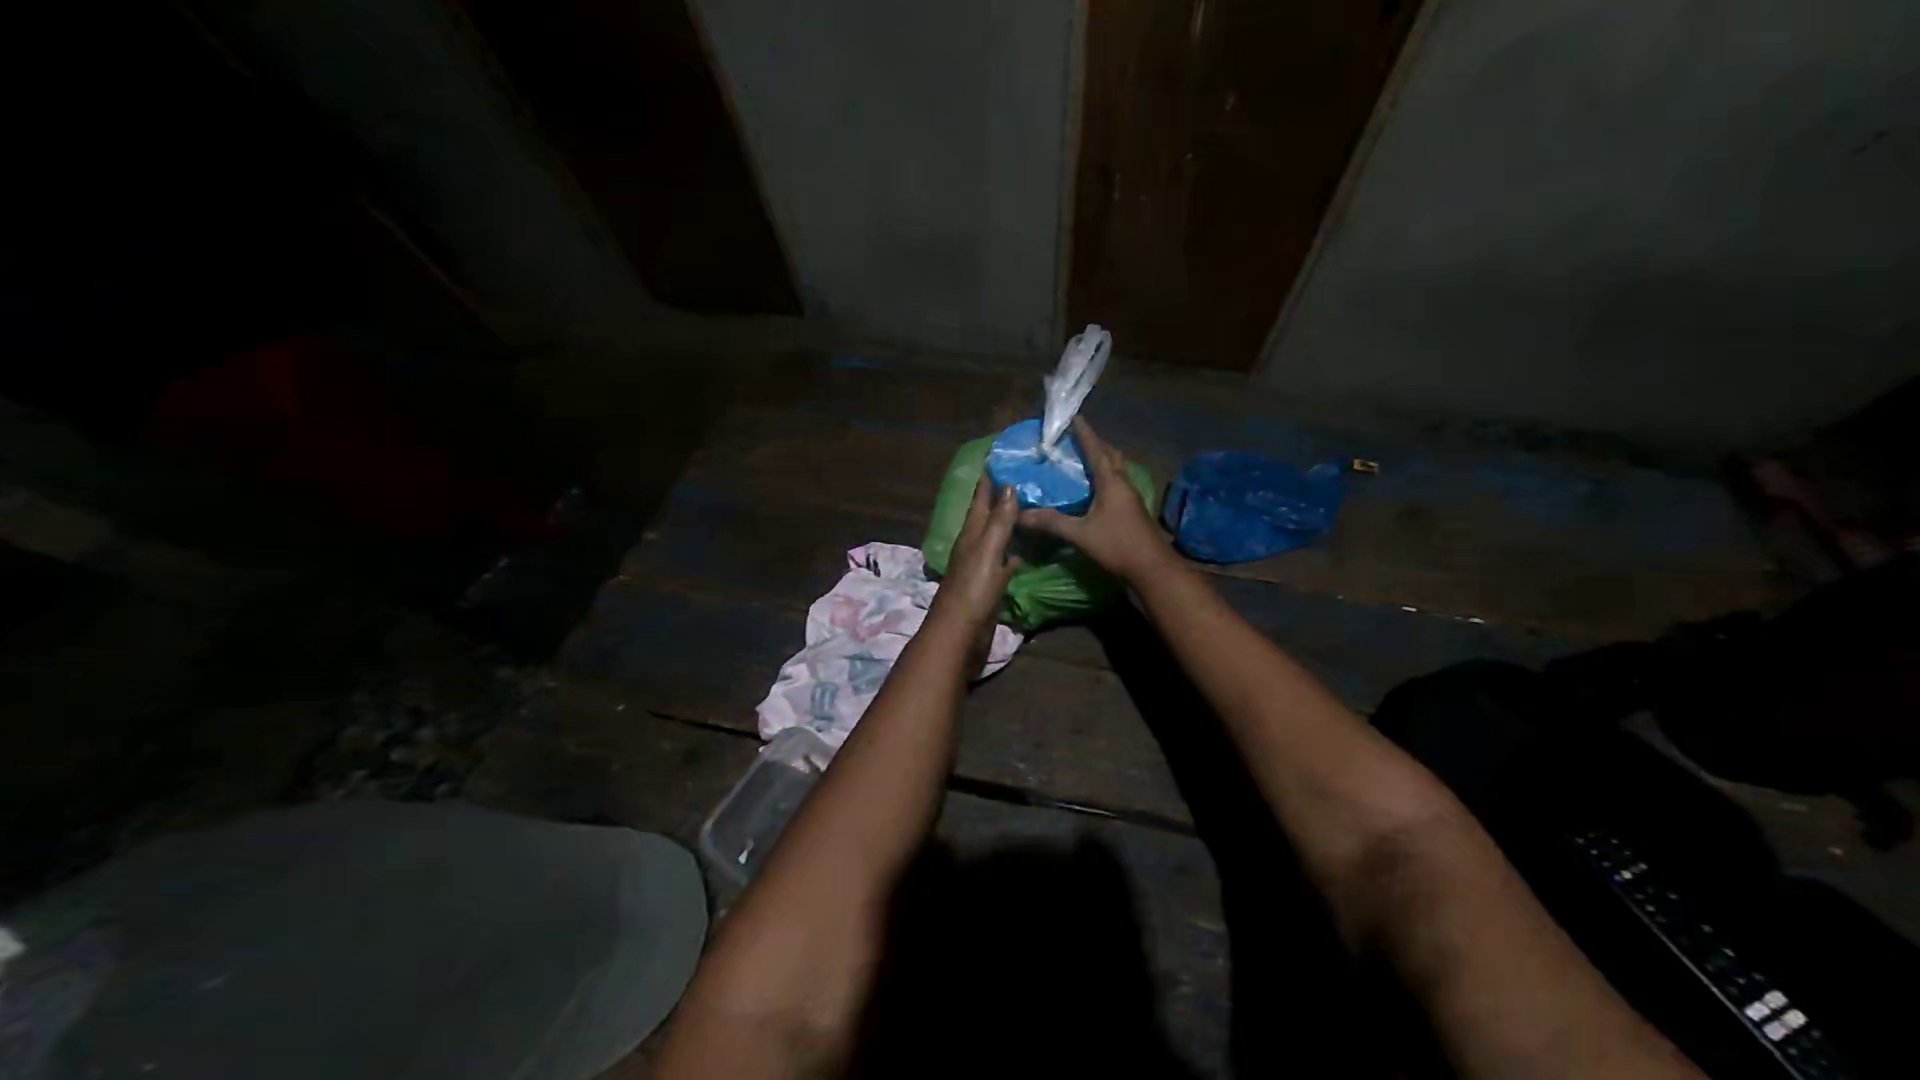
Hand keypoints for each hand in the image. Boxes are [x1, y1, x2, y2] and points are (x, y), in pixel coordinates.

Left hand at [929, 476, 1020, 635]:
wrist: (959, 637)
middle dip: (1001, 497)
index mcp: (970, 535)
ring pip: (997, 538)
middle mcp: (974, 547)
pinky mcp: (990, 587)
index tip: (1000, 455)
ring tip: (1030, 505)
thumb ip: (998, 522)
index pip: (980, 499)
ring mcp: (981, 568)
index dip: (988, 479)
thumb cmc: (972, 592)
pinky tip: (1026, 550)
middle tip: (1024, 476)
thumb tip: (1009, 486)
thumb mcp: (986, 552)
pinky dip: (1015, 553)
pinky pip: (1004, 562)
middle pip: (988, 516)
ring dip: (1009, 523)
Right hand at [1019, 418, 1173, 583]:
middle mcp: (1123, 484)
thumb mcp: (1081, 534)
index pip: (1096, 450)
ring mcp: (1130, 498)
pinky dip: (1104, 478)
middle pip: (1110, 455)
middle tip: (1076, 436)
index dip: (1084, 433)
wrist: (1153, 570)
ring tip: (1083, 458)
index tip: (1074, 416)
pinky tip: (1093, 488)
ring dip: (1102, 459)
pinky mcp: (1132, 511)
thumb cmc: (1118, 546)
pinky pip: (1116, 484)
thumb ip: (1051, 523)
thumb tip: (1020, 515)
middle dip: (1095, 443)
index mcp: (1111, 482)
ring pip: (1116, 470)